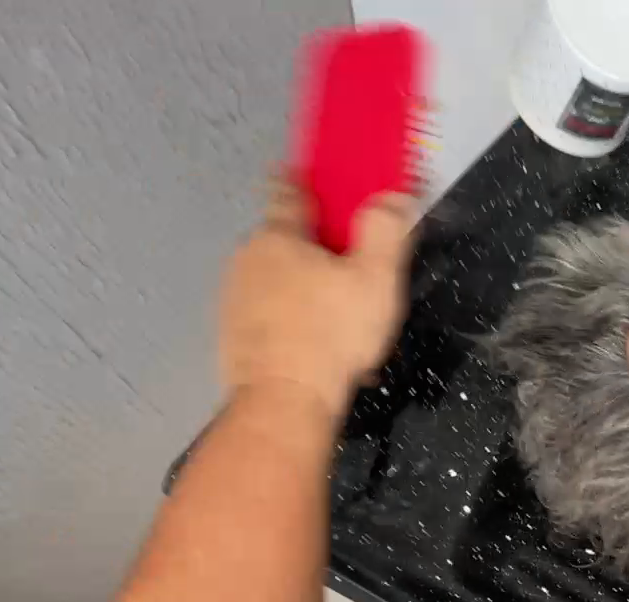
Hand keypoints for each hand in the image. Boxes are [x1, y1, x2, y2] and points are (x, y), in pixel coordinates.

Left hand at [217, 173, 417, 420]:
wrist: (286, 400)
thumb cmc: (333, 336)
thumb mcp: (377, 280)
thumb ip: (386, 232)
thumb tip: (394, 196)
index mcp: (282, 237)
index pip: (289, 191)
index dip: (301, 178)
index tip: (304, 173)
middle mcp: (249, 259)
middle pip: (285, 242)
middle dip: (314, 252)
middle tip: (349, 275)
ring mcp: (235, 299)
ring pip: (277, 283)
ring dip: (304, 293)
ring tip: (340, 324)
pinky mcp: (234, 336)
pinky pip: (270, 320)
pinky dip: (293, 327)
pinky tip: (319, 350)